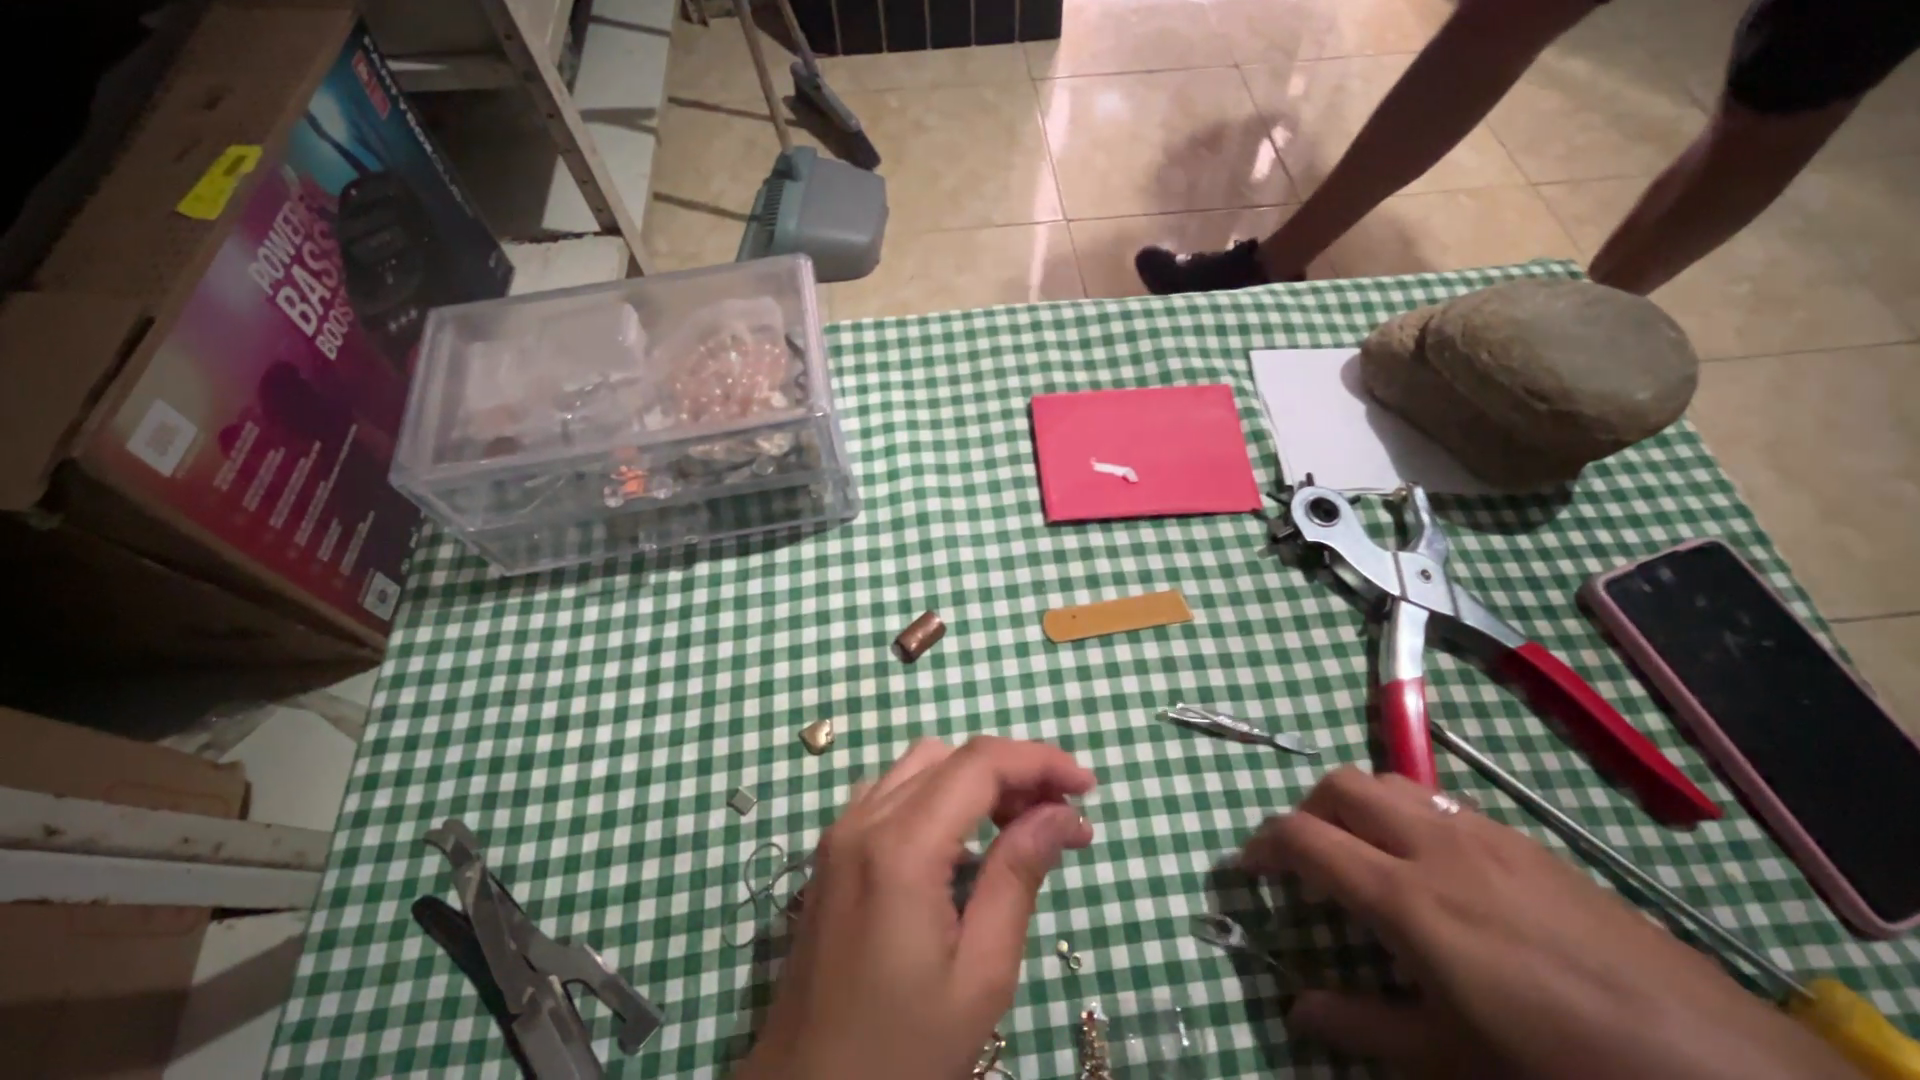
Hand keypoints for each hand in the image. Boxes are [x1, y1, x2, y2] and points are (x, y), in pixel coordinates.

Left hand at [735, 737, 1095, 1079]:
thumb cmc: (904, 1048)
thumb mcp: (981, 973)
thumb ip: (1018, 877)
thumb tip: (1062, 814)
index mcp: (899, 847)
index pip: (979, 764)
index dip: (1040, 762)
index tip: (1088, 789)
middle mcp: (861, 822)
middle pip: (949, 757)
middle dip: (1013, 772)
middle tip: (1060, 817)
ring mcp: (838, 837)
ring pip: (917, 769)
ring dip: (974, 782)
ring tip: (1020, 829)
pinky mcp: (831, 857)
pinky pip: (889, 797)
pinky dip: (936, 799)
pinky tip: (963, 849)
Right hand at [1243, 768, 1856, 1079]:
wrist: (1703, 1055)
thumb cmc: (1554, 1060)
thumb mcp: (1445, 1058)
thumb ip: (1360, 1026)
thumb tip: (1298, 1006)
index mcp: (1403, 896)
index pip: (1302, 836)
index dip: (1261, 846)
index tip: (1247, 870)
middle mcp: (1435, 846)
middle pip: (1342, 784)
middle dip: (1305, 810)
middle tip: (1301, 859)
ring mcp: (1486, 835)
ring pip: (1395, 783)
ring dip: (1358, 806)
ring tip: (1363, 858)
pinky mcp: (1529, 843)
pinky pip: (1444, 805)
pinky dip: (1409, 818)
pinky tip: (1435, 874)